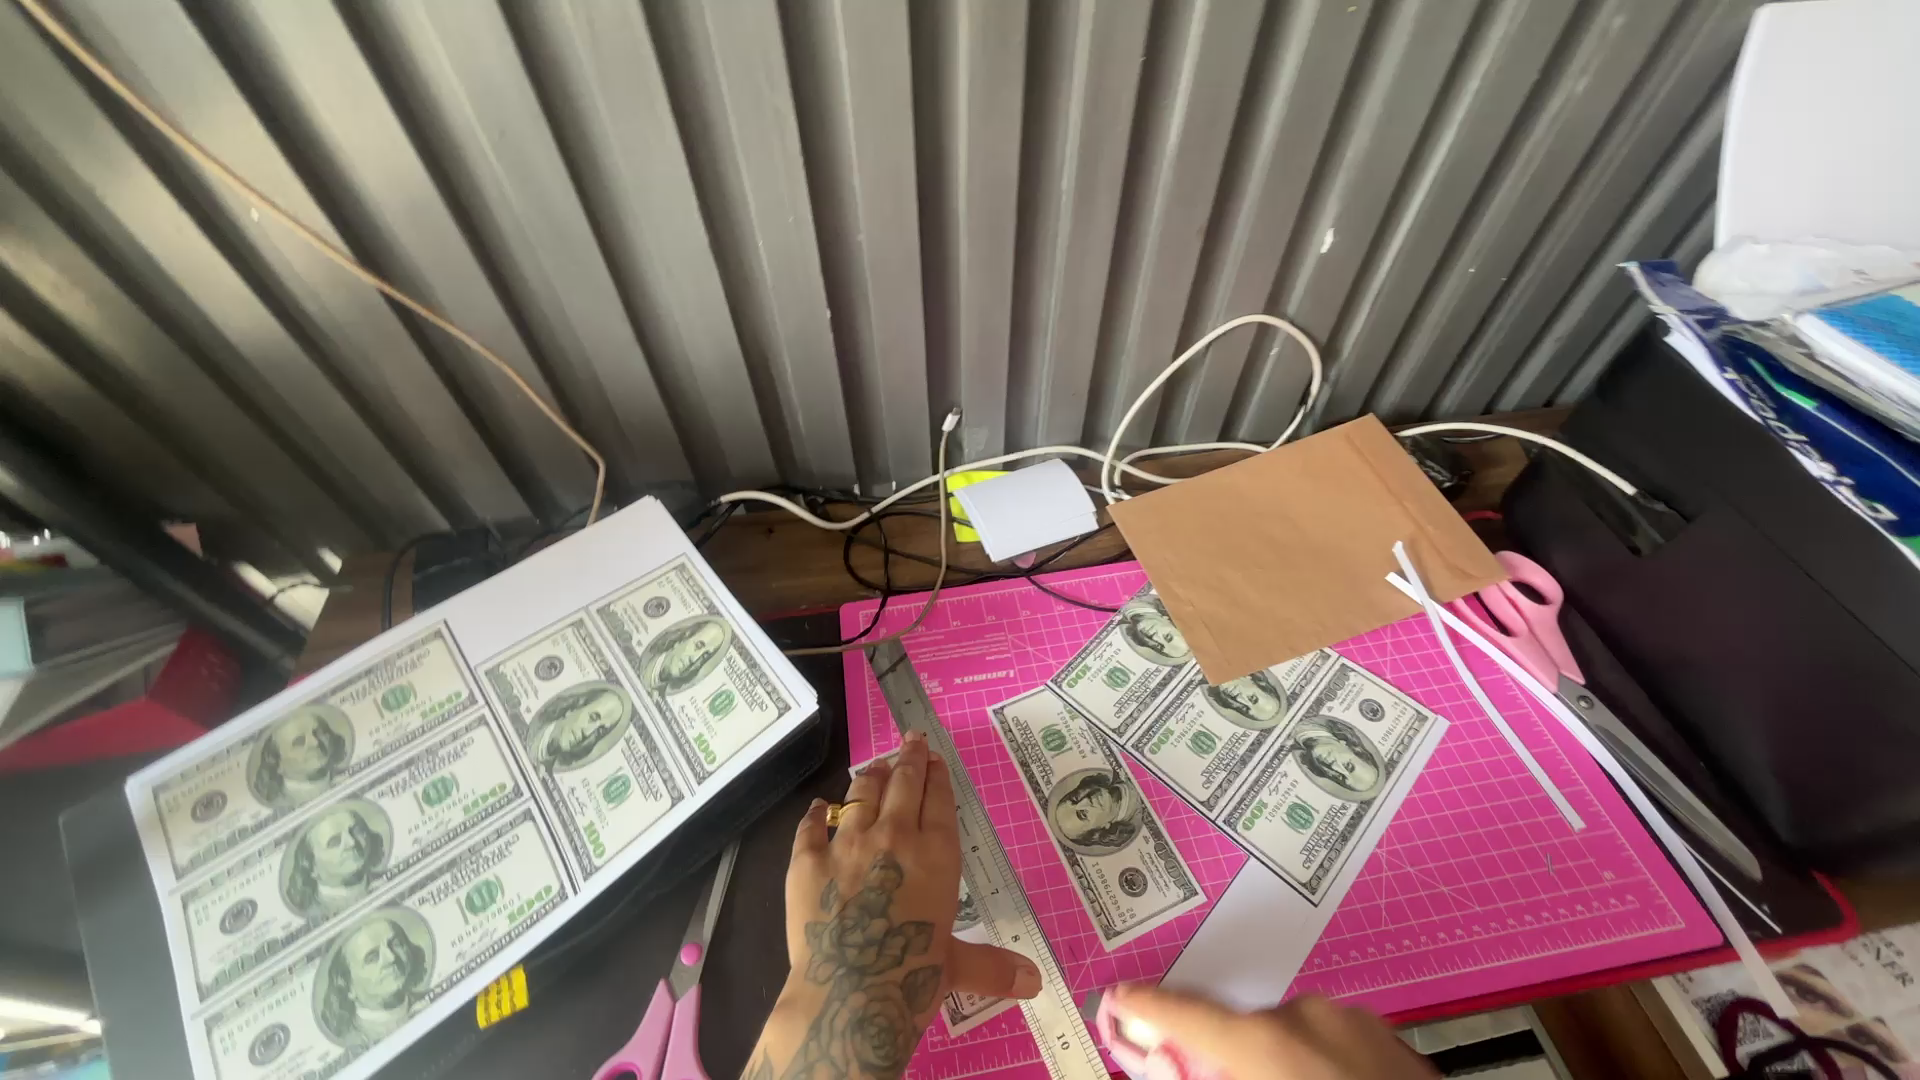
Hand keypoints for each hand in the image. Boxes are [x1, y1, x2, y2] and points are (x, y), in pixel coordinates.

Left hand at [746, 732, 1040, 1079]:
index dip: (938, 775)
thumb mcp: (957, 968)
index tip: (935, 758)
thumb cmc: (911, 979)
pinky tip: (819, 806)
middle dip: (910, 758)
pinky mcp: (807, 860)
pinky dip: (816, 813)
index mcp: (936, 854)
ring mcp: (847, 843)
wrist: (846, 998)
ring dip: (872, 776)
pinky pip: (811, 826)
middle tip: (912, 740)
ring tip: (877, 766)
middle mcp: (894, 836)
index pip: (939, 800)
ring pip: (861, 794)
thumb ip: (993, 966)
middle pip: (904, 784)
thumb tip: (1036, 983)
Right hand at [1108, 984, 1436, 1079]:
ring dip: (1283, 1066)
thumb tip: (1176, 1063)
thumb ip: (1217, 1073)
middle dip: (1233, 1061)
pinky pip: (1332, 1043)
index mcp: (1266, 1044)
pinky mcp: (1390, 1036)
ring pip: (1291, 1037)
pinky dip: (1322, 1066)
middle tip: (1234, 1076)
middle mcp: (1304, 1016)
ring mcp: (1353, 1020)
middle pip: (1242, 1032)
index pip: (1187, 1013)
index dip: (1148, 1005)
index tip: (1120, 997)